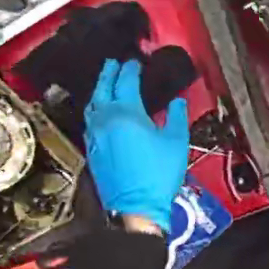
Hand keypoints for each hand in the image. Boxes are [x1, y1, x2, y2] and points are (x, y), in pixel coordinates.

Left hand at [84, 59, 188, 225]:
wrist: (136, 205)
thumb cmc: (158, 174)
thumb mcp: (176, 142)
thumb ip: (176, 116)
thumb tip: (177, 102)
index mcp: (126, 112)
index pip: (126, 82)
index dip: (131, 69)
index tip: (136, 62)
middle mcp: (105, 119)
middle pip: (103, 88)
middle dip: (109, 73)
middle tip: (114, 64)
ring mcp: (95, 134)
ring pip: (93, 103)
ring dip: (99, 89)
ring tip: (106, 83)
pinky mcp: (93, 148)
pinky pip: (90, 119)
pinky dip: (96, 108)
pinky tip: (102, 111)